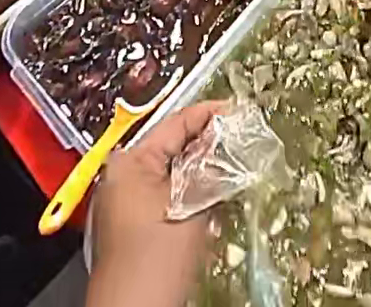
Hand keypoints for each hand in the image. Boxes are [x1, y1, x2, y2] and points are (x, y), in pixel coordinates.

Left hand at [88, 101, 229, 303]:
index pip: (179, 120)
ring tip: (238, 164)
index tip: (242, 111)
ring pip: (178, 168)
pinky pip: (172, 190)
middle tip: (245, 138)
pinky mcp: (138, 222)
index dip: (213, 113)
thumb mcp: (191, 200)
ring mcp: (129, 200)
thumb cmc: (156, 260)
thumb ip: (210, 161)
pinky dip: (196, 189)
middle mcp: (125, 174)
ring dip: (207, 167)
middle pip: (177, 144)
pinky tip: (219, 194)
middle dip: (212, 143)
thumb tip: (229, 131)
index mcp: (131, 161)